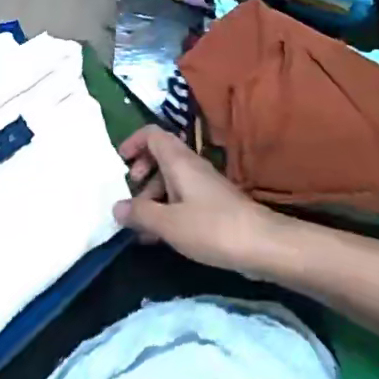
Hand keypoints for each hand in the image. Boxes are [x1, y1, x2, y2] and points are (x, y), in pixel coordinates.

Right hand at [113, 126, 279, 271]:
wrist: (262, 245)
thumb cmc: (212, 228)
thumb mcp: (169, 223)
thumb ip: (141, 213)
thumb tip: (116, 207)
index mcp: (179, 161)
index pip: (152, 134)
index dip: (134, 142)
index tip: (120, 162)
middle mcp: (190, 166)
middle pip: (160, 156)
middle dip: (141, 173)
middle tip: (130, 195)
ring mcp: (203, 185)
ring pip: (170, 179)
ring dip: (152, 196)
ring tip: (139, 227)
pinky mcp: (212, 204)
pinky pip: (182, 198)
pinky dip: (166, 209)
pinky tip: (159, 236)